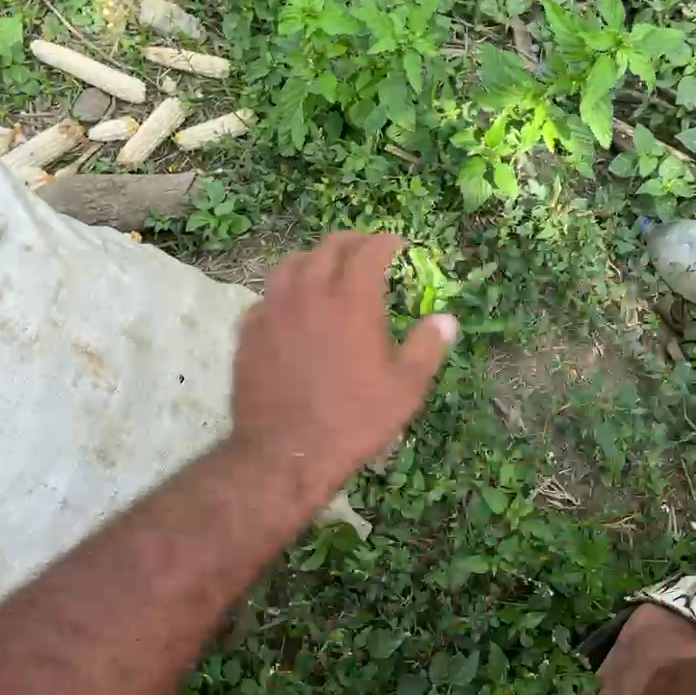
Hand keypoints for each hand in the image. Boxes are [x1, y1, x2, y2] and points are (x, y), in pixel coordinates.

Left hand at [229, 232, 456, 503]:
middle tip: (364, 249)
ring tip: (324, 270)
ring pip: (290, 265)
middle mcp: (309, 292)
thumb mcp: (405, 390)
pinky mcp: (249, 331)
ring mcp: (273, 309)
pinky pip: (266, 297)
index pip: (369, 251)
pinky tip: (290, 308)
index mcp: (352, 300)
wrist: (285, 452)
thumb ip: (427, 348)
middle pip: (328, 248)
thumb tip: (447, 320)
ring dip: (312, 260)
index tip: (396, 243)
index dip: (385, 242)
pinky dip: (284, 293)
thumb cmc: (353, 420)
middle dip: (350, 243)